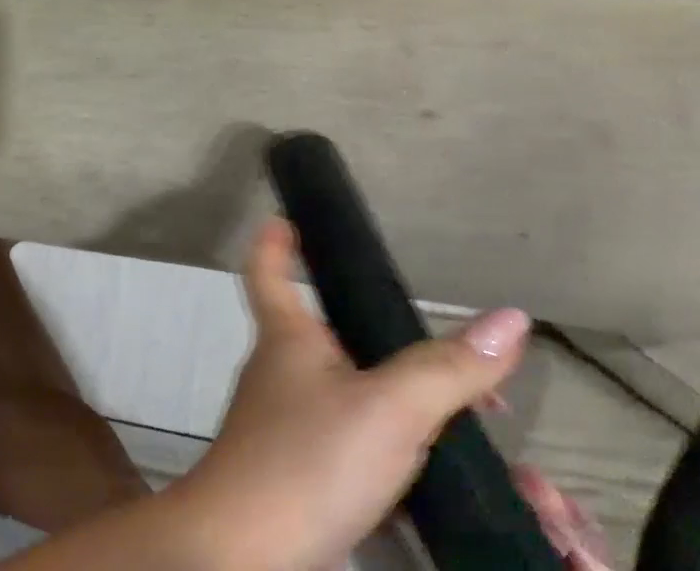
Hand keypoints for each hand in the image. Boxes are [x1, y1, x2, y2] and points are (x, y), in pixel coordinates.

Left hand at [174, 221, 609, 570]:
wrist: (250, 538)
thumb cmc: (308, 458)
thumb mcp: (390, 408)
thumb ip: (446, 367)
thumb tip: (508, 317)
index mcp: (286, 339)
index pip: (268, 274)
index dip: (274, 244)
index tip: (283, 219)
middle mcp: (280, 369)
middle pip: (327, 331)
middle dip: (391, 335)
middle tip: (466, 357)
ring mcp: (287, 416)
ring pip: (352, 386)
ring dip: (410, 392)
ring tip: (478, 413)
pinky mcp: (302, 460)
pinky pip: (355, 431)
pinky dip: (400, 435)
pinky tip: (439, 458)